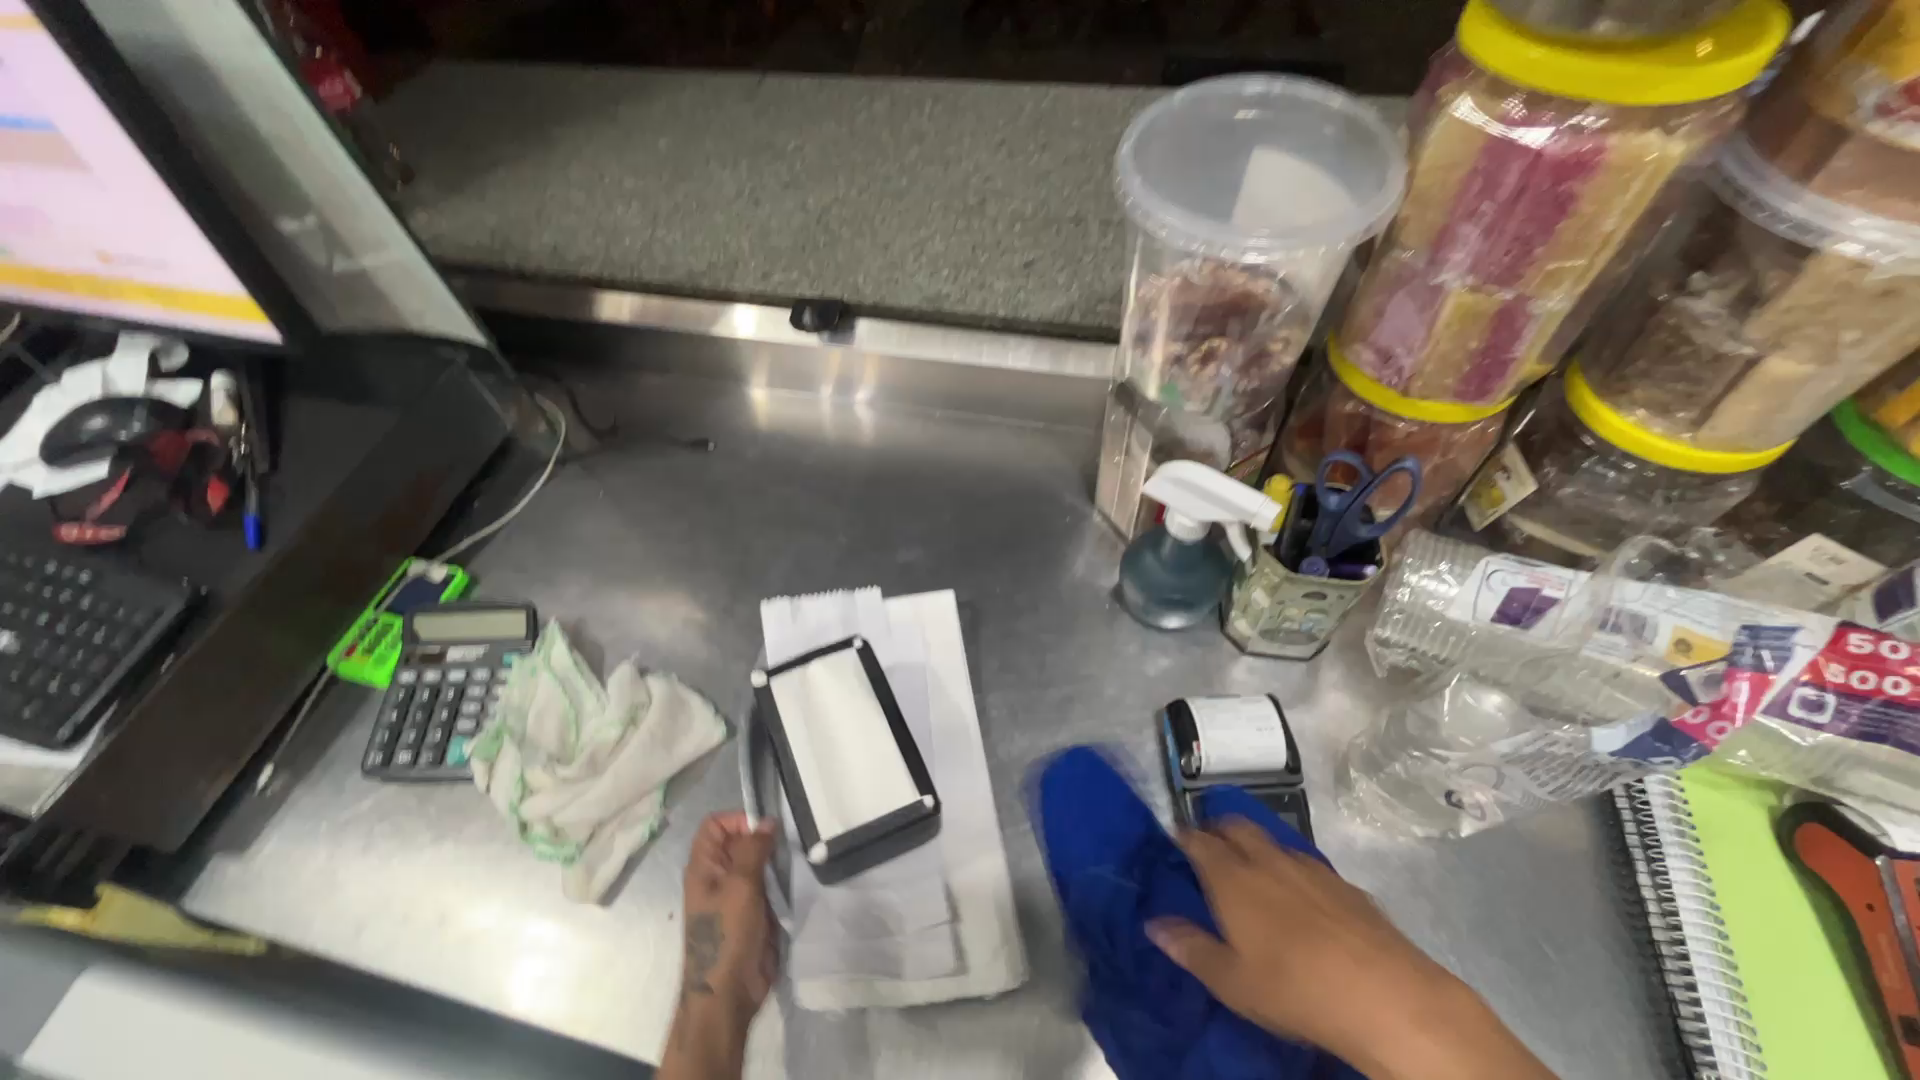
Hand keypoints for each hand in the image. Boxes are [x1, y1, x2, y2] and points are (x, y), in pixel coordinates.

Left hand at [660, 812, 776, 1079]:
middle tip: (790, 841)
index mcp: (704, 867)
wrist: (729, 992)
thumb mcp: (741, 885)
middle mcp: (718, 877)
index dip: (738, 820)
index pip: (716, 826)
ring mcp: (737, 896)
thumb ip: (754, 849)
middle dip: (764, 839)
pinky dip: (783, 881)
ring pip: (758, 864)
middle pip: (740, 843)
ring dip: (777, 861)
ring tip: (798, 858)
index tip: (766, 829)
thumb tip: (766, 821)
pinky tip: (800, 879)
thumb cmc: (726, 934)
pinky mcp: (755, 913)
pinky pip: (770, 886)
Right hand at [1148, 818, 1553, 1079]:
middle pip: (1237, 826)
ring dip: (1257, 847)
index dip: (1184, 838)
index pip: (1199, 842)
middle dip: (1219, 829)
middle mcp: (1269, 861)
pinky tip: (1301, 898)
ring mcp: (1312, 869)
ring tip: (1253, 870)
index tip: (1175, 841)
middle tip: (1210, 846)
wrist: (1385, 996)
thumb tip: (1154, 924)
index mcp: (1233, 878)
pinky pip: (1308, 865)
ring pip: (1274, 842)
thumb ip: (1191, 947)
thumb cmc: (1292, 988)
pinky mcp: (1347, 886)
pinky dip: (1292, 870)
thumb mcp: (1230, 980)